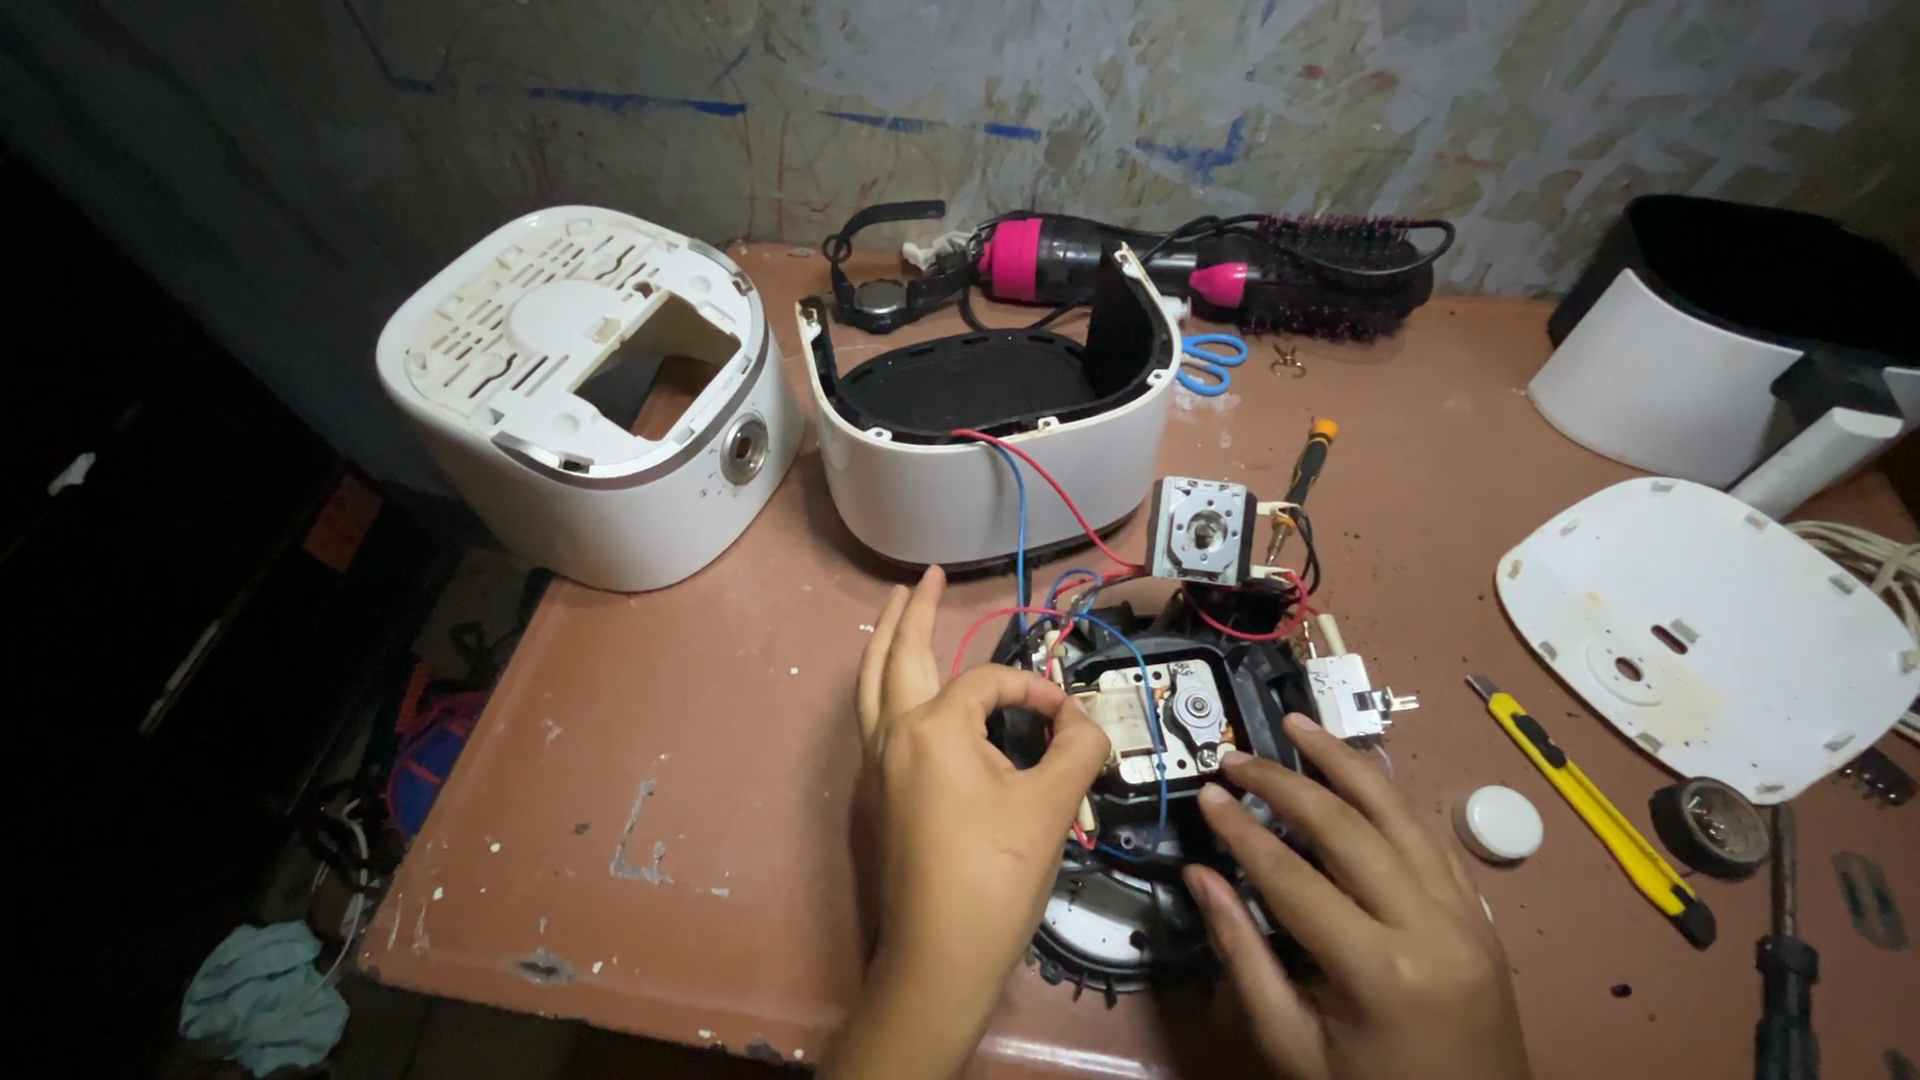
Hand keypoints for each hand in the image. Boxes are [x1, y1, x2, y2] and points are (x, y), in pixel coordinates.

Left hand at [828, 567, 1110, 1079]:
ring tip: (897, 611)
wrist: (938, 957)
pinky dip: (884, 686)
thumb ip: (1076, 749)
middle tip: (926, 576)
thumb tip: (1085, 723)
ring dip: (886, 643)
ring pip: (871, 686)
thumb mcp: (1049, 806)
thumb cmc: (994, 876)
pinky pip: (875, 719)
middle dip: (912, 611)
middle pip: (896, 655)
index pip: (988, 684)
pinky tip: (902, 690)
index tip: (1067, 721)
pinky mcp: (875, 793)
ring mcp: (875, 765)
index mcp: (932, 728)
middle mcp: (893, 735)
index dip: (1033, 693)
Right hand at [1185, 713, 1530, 1079]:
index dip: (1241, 830)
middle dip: (1284, 783)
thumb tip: (1199, 875)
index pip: (1292, 876)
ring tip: (1300, 724)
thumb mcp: (1290, 1042)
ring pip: (1399, 813)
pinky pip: (1430, 835)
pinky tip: (1356, 770)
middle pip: (1348, 827)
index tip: (1207, 792)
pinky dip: (1388, 795)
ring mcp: (1467, 916)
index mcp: (1380, 971)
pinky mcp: (1481, 914)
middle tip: (1237, 756)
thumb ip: (1241, 952)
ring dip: (1344, 762)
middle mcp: (1432, 927)